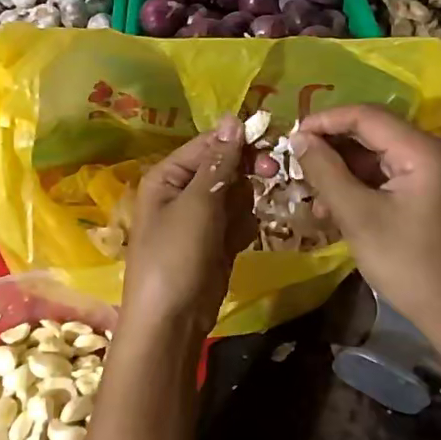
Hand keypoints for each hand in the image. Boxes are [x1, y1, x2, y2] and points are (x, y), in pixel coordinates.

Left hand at [122, 116, 255, 331]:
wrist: (172, 320)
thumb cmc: (176, 256)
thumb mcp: (197, 204)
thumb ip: (219, 162)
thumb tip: (233, 119)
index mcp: (168, 176)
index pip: (208, 145)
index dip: (238, 141)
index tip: (272, 141)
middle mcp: (183, 192)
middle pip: (225, 167)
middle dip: (246, 173)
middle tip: (273, 174)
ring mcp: (201, 219)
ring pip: (237, 194)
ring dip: (245, 205)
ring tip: (237, 225)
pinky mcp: (217, 242)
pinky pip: (239, 221)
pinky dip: (243, 228)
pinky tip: (239, 242)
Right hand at [292, 104, 440, 341]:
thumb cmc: (405, 261)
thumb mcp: (358, 215)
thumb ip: (325, 171)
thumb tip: (298, 139)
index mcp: (420, 150)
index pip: (365, 116)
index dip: (324, 121)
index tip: (290, 136)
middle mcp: (426, 152)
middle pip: (369, 133)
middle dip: (329, 146)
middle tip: (294, 162)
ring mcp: (426, 174)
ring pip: (371, 157)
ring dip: (338, 170)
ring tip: (307, 191)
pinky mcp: (420, 194)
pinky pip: (380, 178)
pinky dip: (353, 187)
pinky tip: (328, 208)